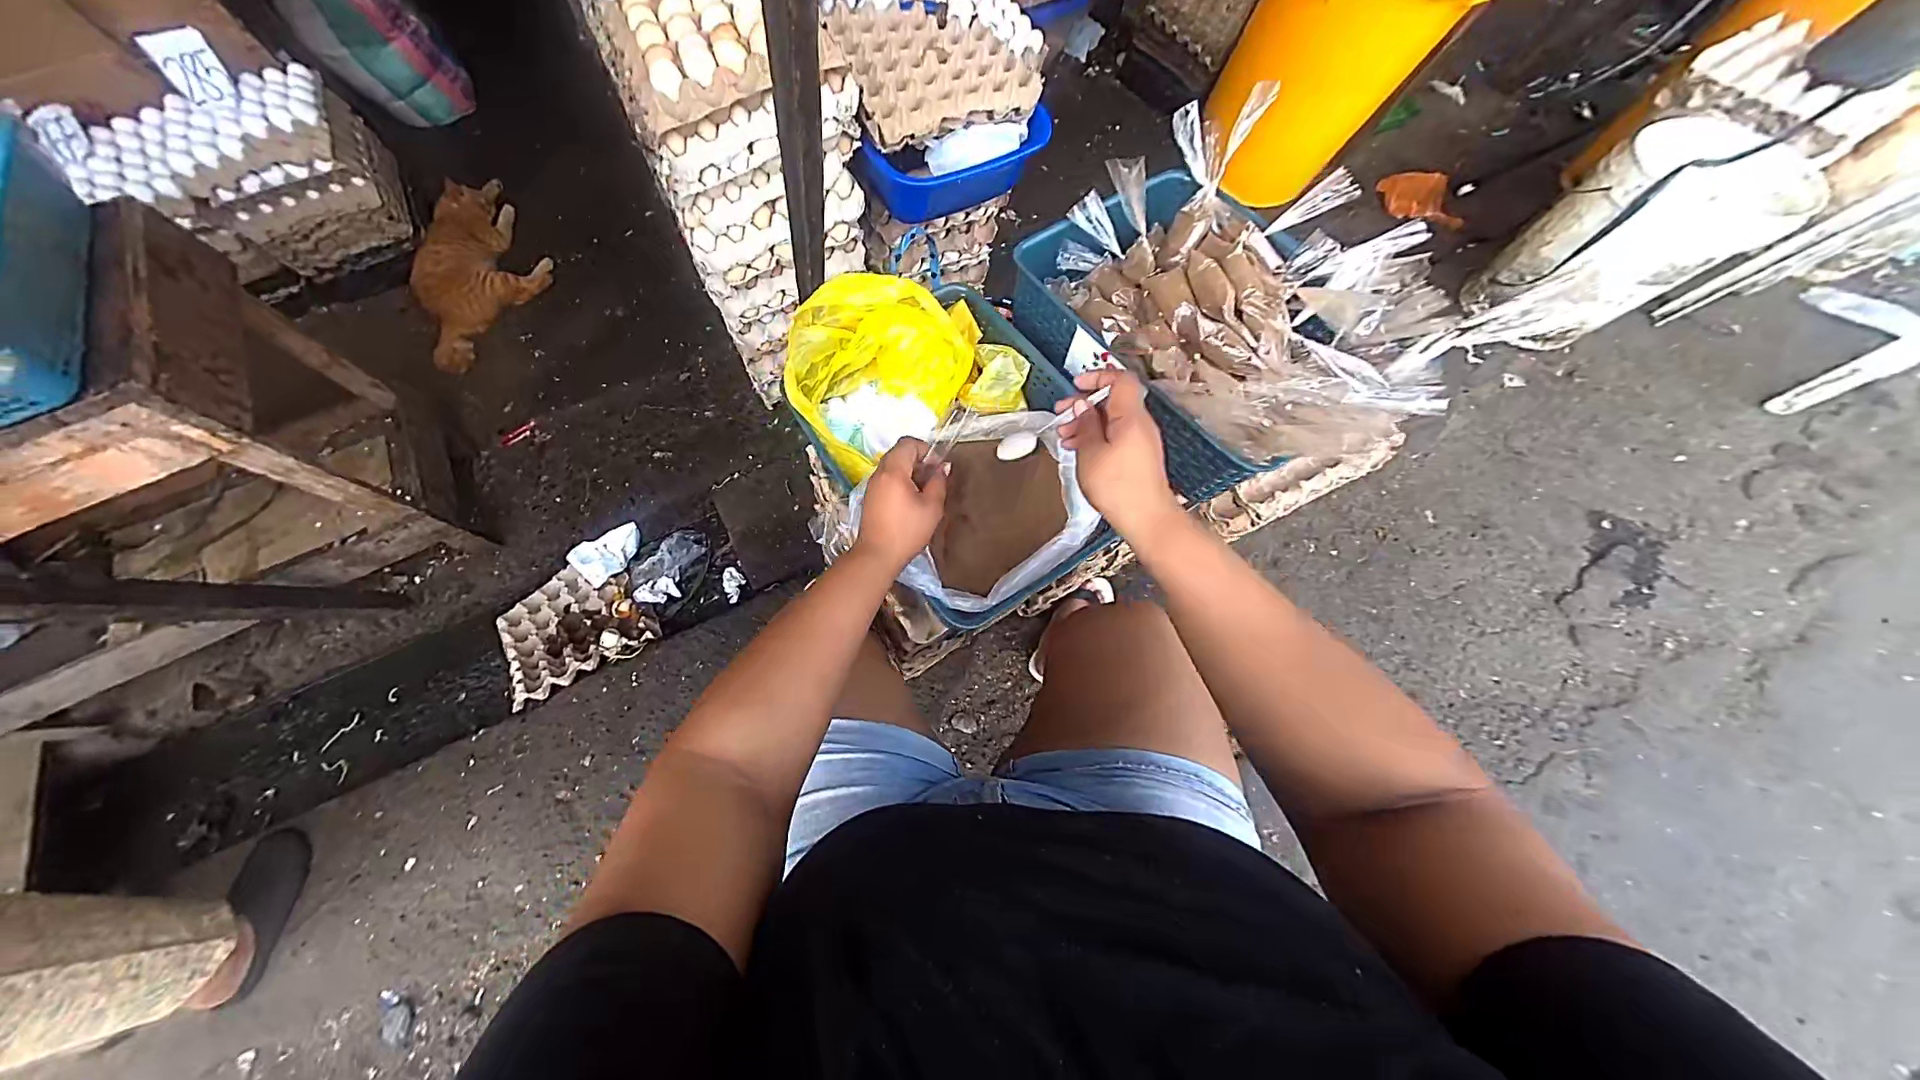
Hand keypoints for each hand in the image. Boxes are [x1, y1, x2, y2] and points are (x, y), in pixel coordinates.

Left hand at [854, 437, 948, 569]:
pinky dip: (899, 482)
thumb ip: (939, 482)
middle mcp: (879, 473)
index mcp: (893, 470)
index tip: (937, 467)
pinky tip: (910, 502)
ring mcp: (872, 485)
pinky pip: (886, 479)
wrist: (877, 555)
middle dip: (918, 461)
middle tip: (933, 480)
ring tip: (923, 493)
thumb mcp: (932, 507)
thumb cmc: (907, 530)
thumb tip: (943, 467)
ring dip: (909, 472)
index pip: (908, 443)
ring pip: (892, 466)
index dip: (926, 449)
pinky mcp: (870, 497)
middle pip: (899, 453)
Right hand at [1056, 370, 1178, 539]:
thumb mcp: (1091, 453)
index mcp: (1130, 417)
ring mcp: (1141, 439)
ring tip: (1066, 436)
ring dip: (1087, 422)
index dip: (1097, 376)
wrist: (1146, 518)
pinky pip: (1116, 435)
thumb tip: (1081, 407)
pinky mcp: (1139, 455)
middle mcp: (1140, 424)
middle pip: (1113, 399)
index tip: (1076, 385)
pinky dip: (1097, 436)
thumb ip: (1085, 425)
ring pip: (1112, 419)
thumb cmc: (1119, 488)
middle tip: (1062, 414)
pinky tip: (1080, 449)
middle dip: (1084, 404)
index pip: (1120, 379)